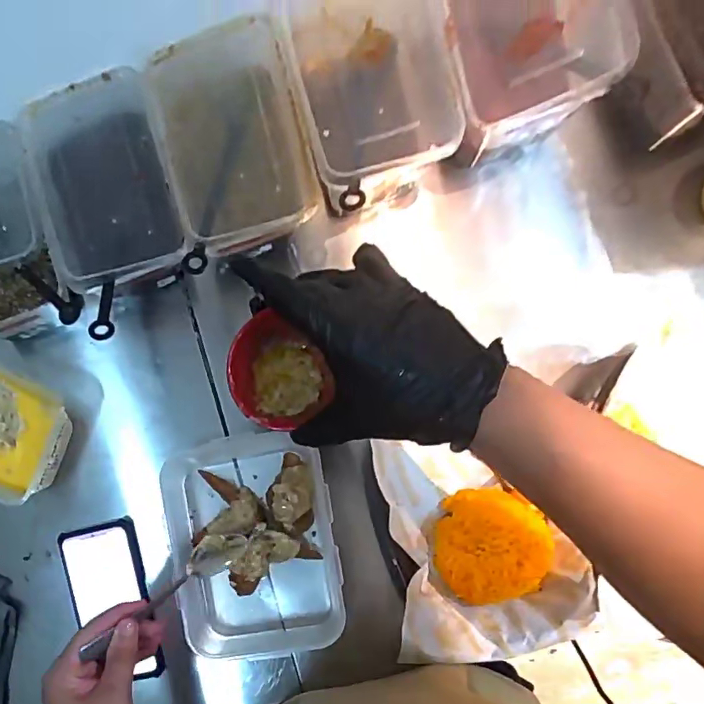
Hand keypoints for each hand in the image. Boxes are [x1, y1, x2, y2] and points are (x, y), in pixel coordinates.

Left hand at [42, 603, 167, 703]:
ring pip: (102, 657)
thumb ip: (121, 656)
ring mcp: (74, 690)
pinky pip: (105, 673)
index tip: (144, 603)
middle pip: (96, 643)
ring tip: (157, 635)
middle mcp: (64, 676)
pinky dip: (124, 663)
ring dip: (128, 646)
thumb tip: (128, 623)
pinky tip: (143, 656)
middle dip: (127, 630)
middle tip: (158, 623)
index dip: (118, 614)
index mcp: (62, 671)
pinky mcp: (85, 702)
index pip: (91, 632)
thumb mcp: (114, 695)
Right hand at [232, 244, 507, 449]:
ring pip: (336, 274)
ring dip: (318, 285)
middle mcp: (354, 297)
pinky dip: (355, 275)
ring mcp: (383, 288)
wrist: (466, 393)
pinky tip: (357, 294)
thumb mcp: (355, 421)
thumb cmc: (405, 406)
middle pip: (307, 283)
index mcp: (334, 325)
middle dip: (285, 293)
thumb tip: (295, 435)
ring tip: (315, 306)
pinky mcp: (405, 288)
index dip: (258, 280)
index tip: (237, 269)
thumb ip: (319, 426)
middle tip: (273, 312)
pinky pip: (370, 268)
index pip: (285, 294)